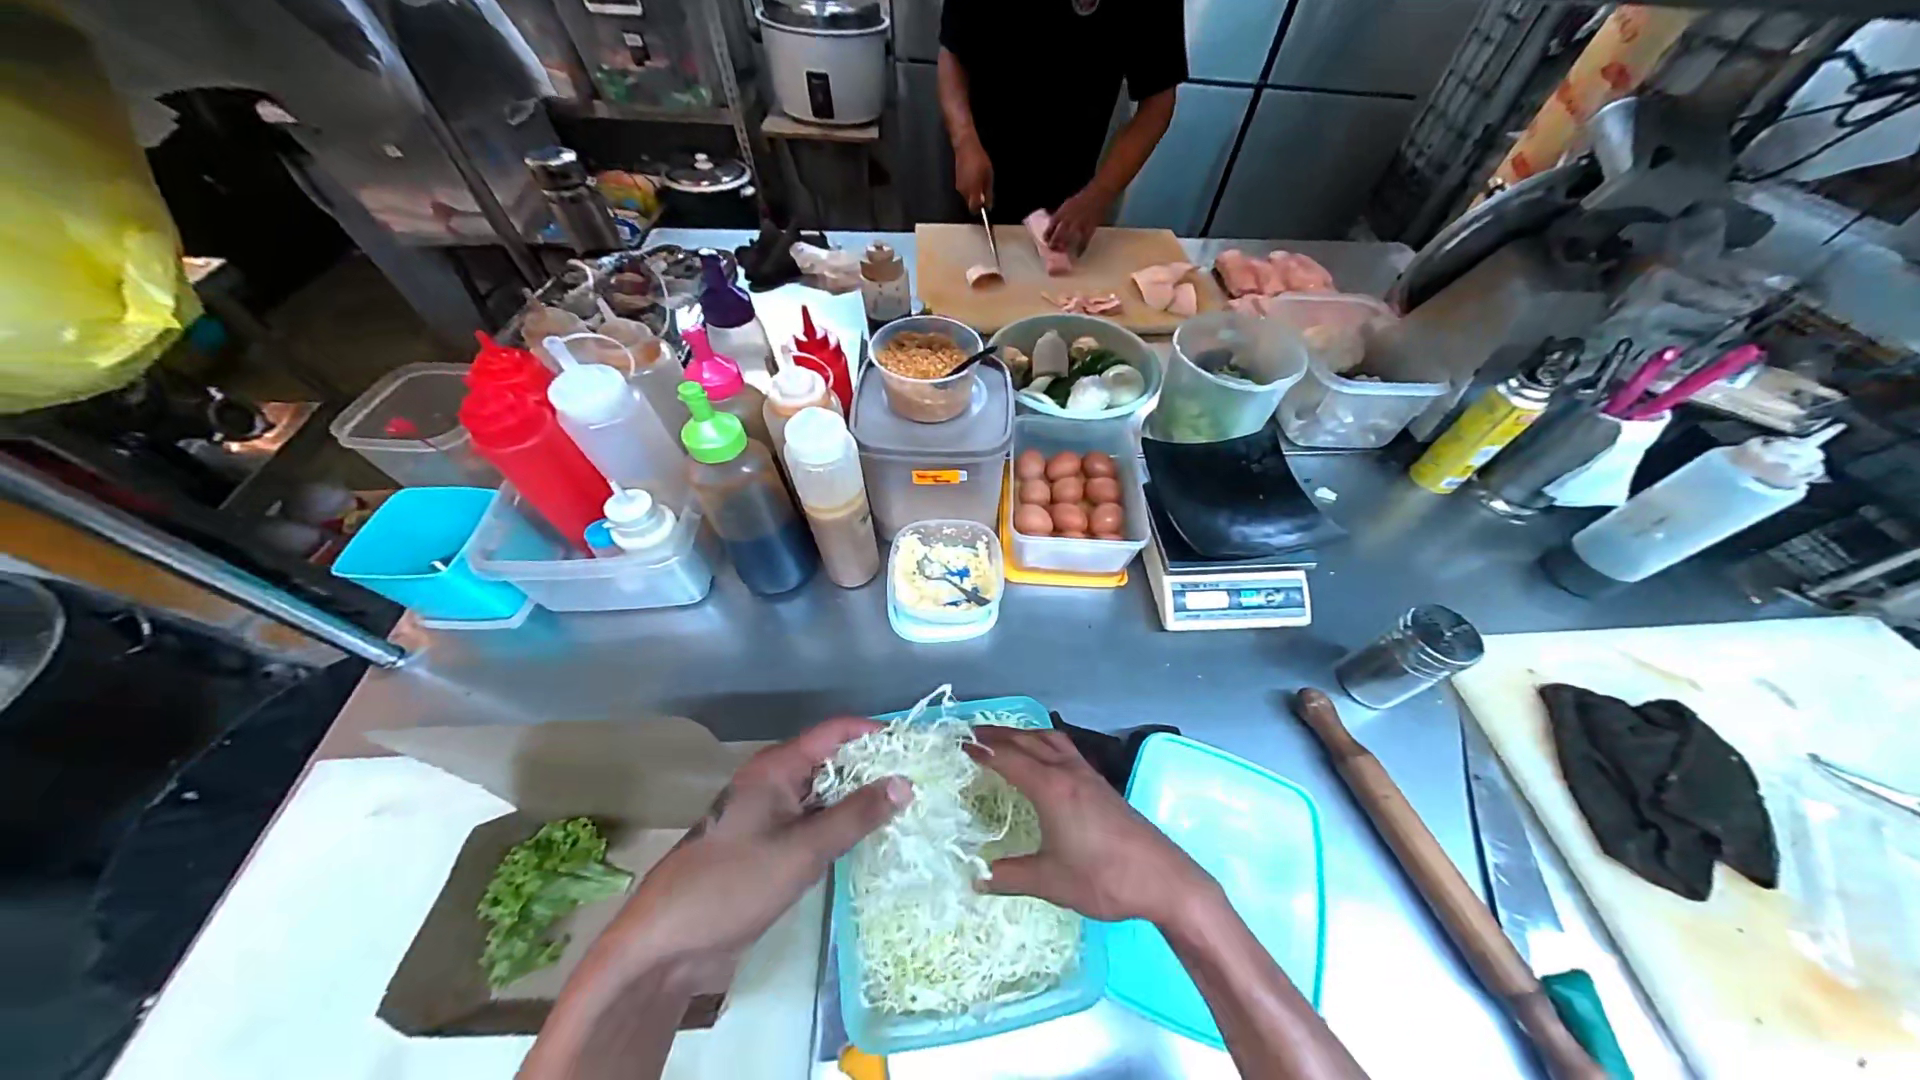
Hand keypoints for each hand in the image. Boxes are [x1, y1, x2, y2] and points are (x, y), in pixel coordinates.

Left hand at [599, 718, 911, 979]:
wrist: (666, 944)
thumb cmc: (731, 885)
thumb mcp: (802, 851)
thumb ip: (855, 816)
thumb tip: (905, 783)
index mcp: (776, 768)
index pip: (835, 732)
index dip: (874, 733)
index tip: (915, 747)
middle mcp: (775, 782)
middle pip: (833, 761)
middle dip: (873, 769)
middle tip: (920, 783)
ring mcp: (772, 815)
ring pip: (826, 794)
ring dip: (859, 800)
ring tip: (907, 809)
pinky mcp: (771, 845)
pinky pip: (815, 823)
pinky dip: (842, 825)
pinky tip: (872, 839)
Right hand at [954, 136, 992, 212]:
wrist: (965, 146)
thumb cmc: (979, 160)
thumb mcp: (988, 176)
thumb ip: (988, 192)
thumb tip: (988, 206)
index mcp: (973, 191)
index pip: (974, 208)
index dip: (979, 209)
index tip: (984, 204)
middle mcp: (964, 192)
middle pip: (970, 204)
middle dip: (976, 201)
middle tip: (983, 190)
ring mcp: (959, 187)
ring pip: (967, 197)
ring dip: (973, 194)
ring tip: (979, 181)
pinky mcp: (956, 182)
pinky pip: (964, 190)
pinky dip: (969, 188)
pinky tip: (973, 177)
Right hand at [966, 727, 1217, 925]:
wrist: (1165, 880)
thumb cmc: (1104, 878)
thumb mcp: (1051, 882)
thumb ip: (1010, 877)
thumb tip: (976, 877)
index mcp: (1052, 788)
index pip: (1009, 759)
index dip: (983, 751)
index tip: (960, 745)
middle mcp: (1069, 772)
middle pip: (1029, 741)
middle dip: (1000, 734)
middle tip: (973, 734)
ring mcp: (1088, 776)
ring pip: (1051, 741)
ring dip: (1025, 735)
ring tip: (1005, 739)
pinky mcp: (1102, 785)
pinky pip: (1066, 750)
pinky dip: (1045, 744)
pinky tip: (1044, 760)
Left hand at [1043, 185, 1112, 254]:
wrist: (1098, 193)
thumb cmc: (1083, 198)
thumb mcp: (1068, 204)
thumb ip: (1061, 214)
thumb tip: (1055, 225)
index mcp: (1062, 212)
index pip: (1051, 225)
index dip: (1047, 233)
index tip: (1045, 240)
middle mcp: (1068, 219)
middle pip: (1058, 235)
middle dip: (1054, 243)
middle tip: (1053, 249)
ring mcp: (1078, 225)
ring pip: (1068, 240)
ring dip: (1064, 248)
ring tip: (1063, 253)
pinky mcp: (1088, 228)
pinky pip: (1083, 242)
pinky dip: (1080, 249)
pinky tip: (1078, 255)